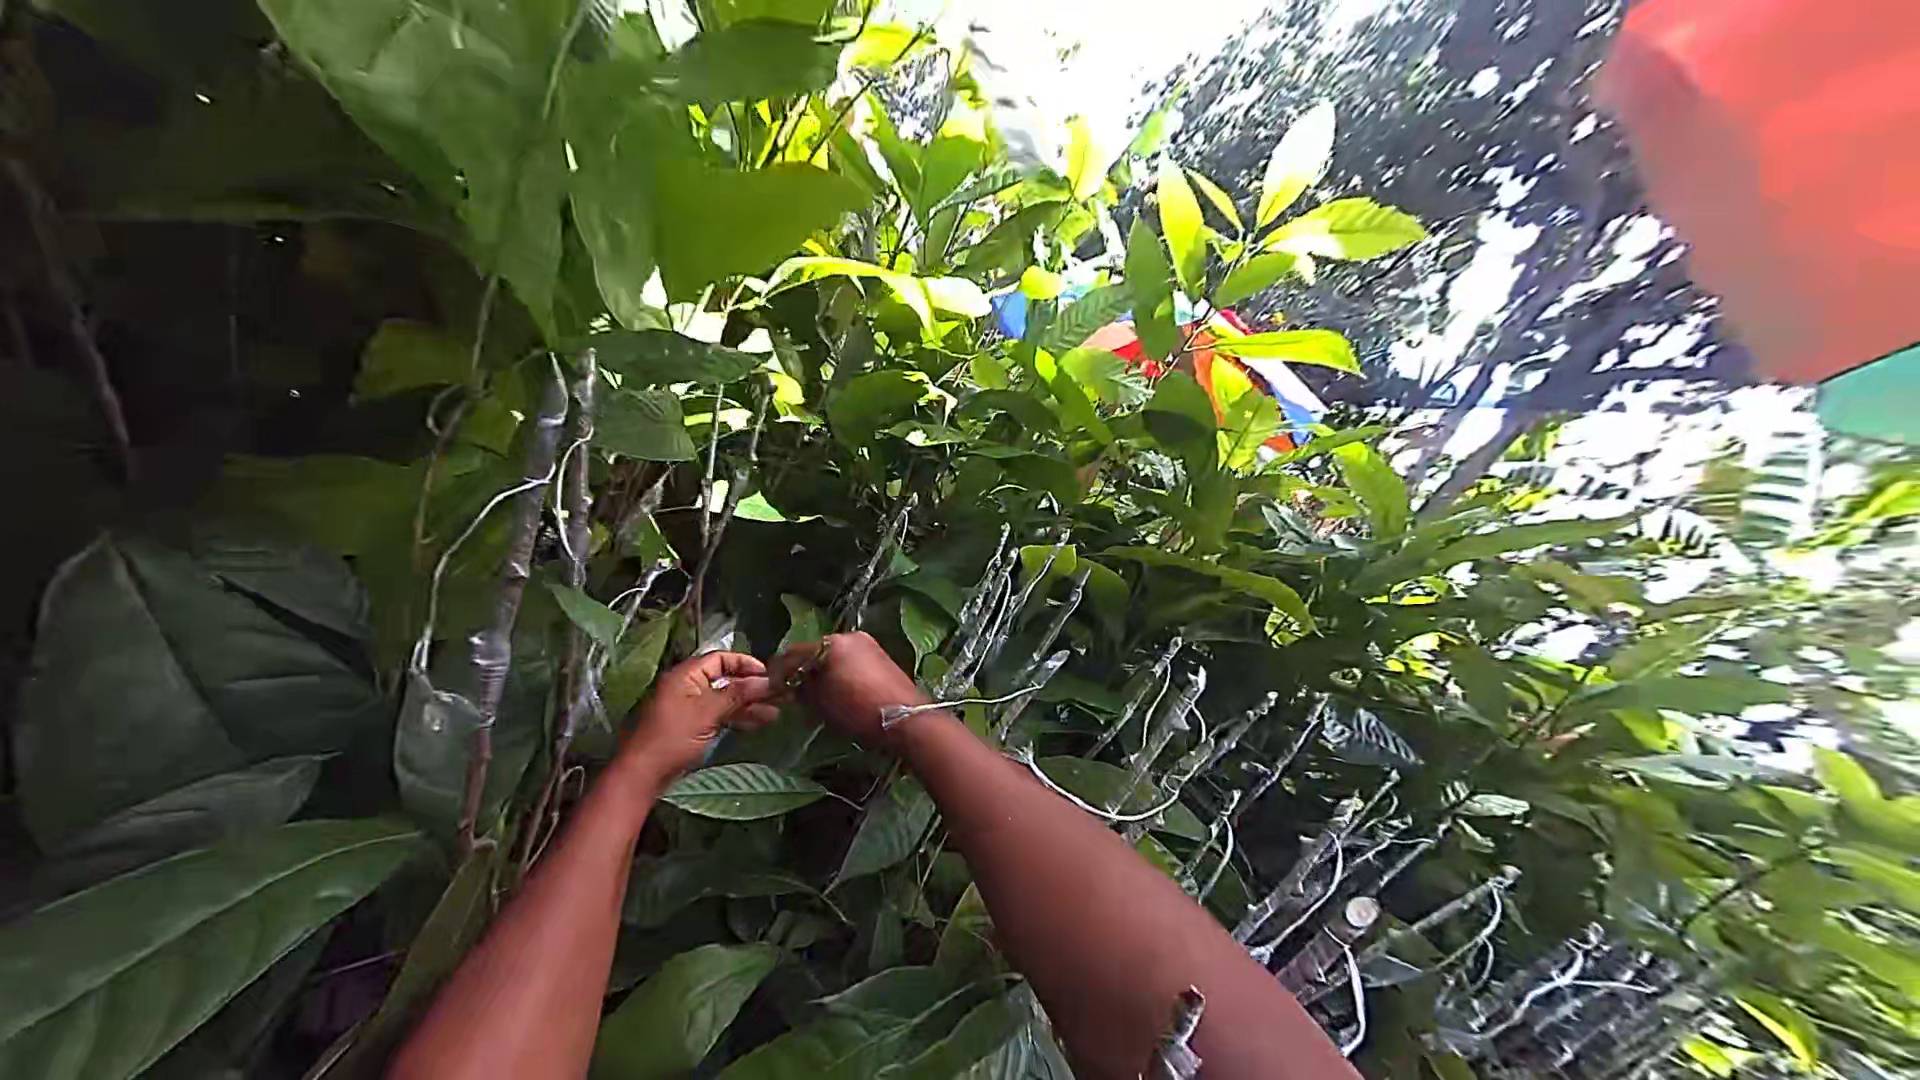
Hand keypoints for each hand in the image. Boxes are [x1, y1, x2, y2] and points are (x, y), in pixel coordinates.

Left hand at [615, 651, 778, 787]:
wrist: (644, 775)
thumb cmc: (673, 737)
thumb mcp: (708, 712)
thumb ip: (738, 693)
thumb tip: (767, 680)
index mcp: (686, 675)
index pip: (720, 658)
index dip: (745, 663)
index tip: (767, 674)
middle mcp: (689, 687)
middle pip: (726, 679)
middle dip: (752, 687)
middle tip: (778, 693)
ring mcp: (692, 708)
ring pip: (726, 699)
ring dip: (750, 704)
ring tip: (776, 711)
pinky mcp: (694, 726)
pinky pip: (722, 715)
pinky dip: (739, 717)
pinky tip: (760, 721)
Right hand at [768, 632, 926, 748]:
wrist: (905, 718)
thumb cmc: (858, 710)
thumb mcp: (822, 703)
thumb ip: (802, 689)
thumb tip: (793, 685)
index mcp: (832, 643)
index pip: (794, 653)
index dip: (779, 671)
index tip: (772, 687)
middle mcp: (849, 637)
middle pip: (815, 651)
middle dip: (802, 669)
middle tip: (792, 691)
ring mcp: (867, 644)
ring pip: (834, 655)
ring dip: (822, 670)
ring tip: (814, 693)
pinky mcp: (880, 655)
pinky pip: (850, 659)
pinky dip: (839, 671)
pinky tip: (837, 689)